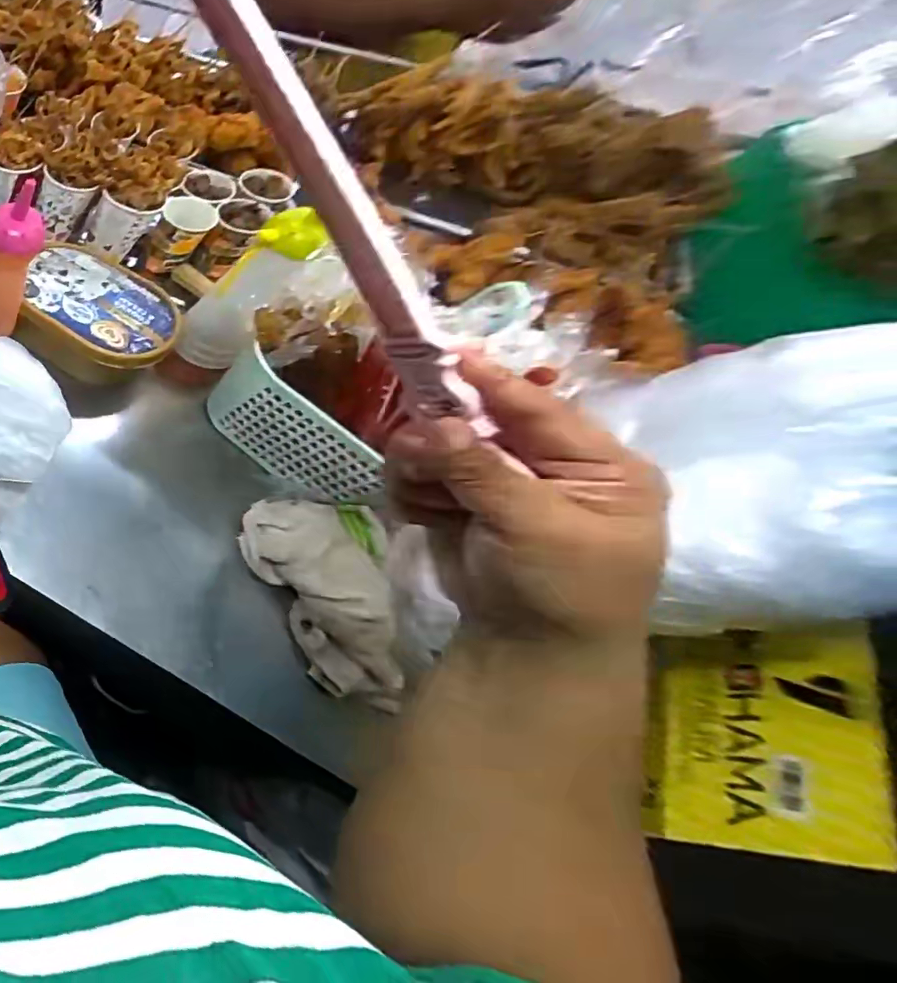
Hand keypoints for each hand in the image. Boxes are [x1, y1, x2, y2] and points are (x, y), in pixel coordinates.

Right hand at [386, 357, 666, 645]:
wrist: (527, 650)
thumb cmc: (559, 588)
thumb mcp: (533, 526)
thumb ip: (482, 470)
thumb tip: (435, 423)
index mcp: (597, 465)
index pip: (540, 409)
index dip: (493, 383)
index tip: (449, 355)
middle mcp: (546, 466)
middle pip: (478, 426)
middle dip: (441, 439)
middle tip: (409, 451)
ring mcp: (499, 485)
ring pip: (439, 451)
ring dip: (420, 470)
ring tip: (417, 496)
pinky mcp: (461, 504)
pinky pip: (421, 478)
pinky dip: (412, 493)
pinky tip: (420, 515)